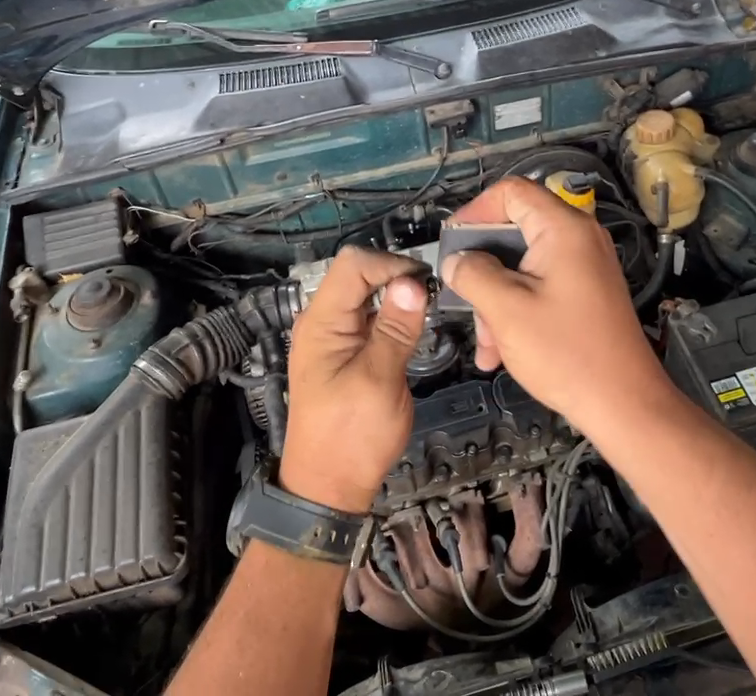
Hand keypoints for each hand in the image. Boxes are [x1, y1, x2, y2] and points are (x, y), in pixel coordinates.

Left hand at [279, 246, 429, 512]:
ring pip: (366, 295)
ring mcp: (332, 337)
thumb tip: (413, 282)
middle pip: (358, 274)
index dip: (392, 265)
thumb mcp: (378, 382)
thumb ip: (395, 329)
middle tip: (433, 297)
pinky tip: (413, 329)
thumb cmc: (351, 438)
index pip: (354, 265)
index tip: (427, 285)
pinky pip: (368, 318)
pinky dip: (392, 315)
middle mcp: (322, 321)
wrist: (328, 490)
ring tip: (428, 311)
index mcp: (321, 322)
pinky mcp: (345, 353)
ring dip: (397, 296)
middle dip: (396, 276)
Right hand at [440, 177, 676, 433]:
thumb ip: (474, 274)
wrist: (623, 403)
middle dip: (483, 270)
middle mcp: (578, 237)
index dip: (475, 212)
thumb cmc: (565, 352)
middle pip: (514, 232)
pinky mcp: (585, 293)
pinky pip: (539, 287)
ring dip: (495, 300)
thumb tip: (457, 260)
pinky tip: (501, 351)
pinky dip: (516, 311)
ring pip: (522, 266)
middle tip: (464, 302)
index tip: (451, 246)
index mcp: (563, 228)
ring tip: (487, 344)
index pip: (511, 192)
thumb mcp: (506, 309)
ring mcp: (584, 266)